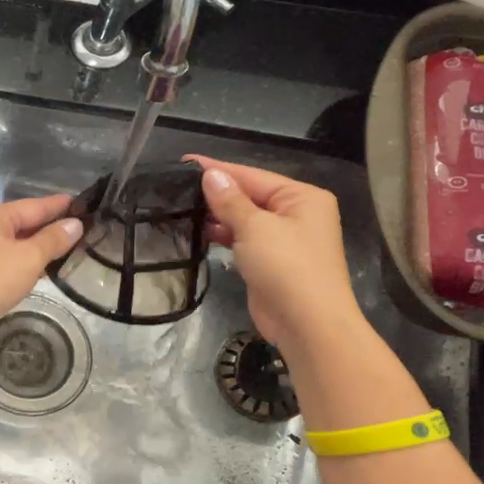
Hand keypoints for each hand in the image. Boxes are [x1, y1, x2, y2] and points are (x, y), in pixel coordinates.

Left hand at [0, 194, 84, 345]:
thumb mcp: (29, 257)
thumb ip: (53, 239)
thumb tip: (74, 224)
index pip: (35, 205)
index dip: (60, 205)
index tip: (85, 203)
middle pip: (26, 223)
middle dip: (53, 226)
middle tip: (86, 228)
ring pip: (19, 243)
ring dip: (42, 246)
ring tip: (74, 248)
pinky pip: (12, 261)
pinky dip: (29, 262)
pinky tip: (47, 270)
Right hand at [185, 156, 363, 352]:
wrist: (307, 322)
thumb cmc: (286, 266)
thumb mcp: (255, 227)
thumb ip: (230, 200)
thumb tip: (211, 175)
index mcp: (302, 197)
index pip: (253, 176)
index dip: (218, 169)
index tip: (184, 161)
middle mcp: (297, 213)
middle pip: (250, 195)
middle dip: (217, 193)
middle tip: (176, 187)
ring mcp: (284, 239)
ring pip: (245, 219)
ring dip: (218, 216)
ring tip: (181, 209)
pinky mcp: (271, 261)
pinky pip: (244, 239)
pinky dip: (224, 235)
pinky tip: (200, 233)